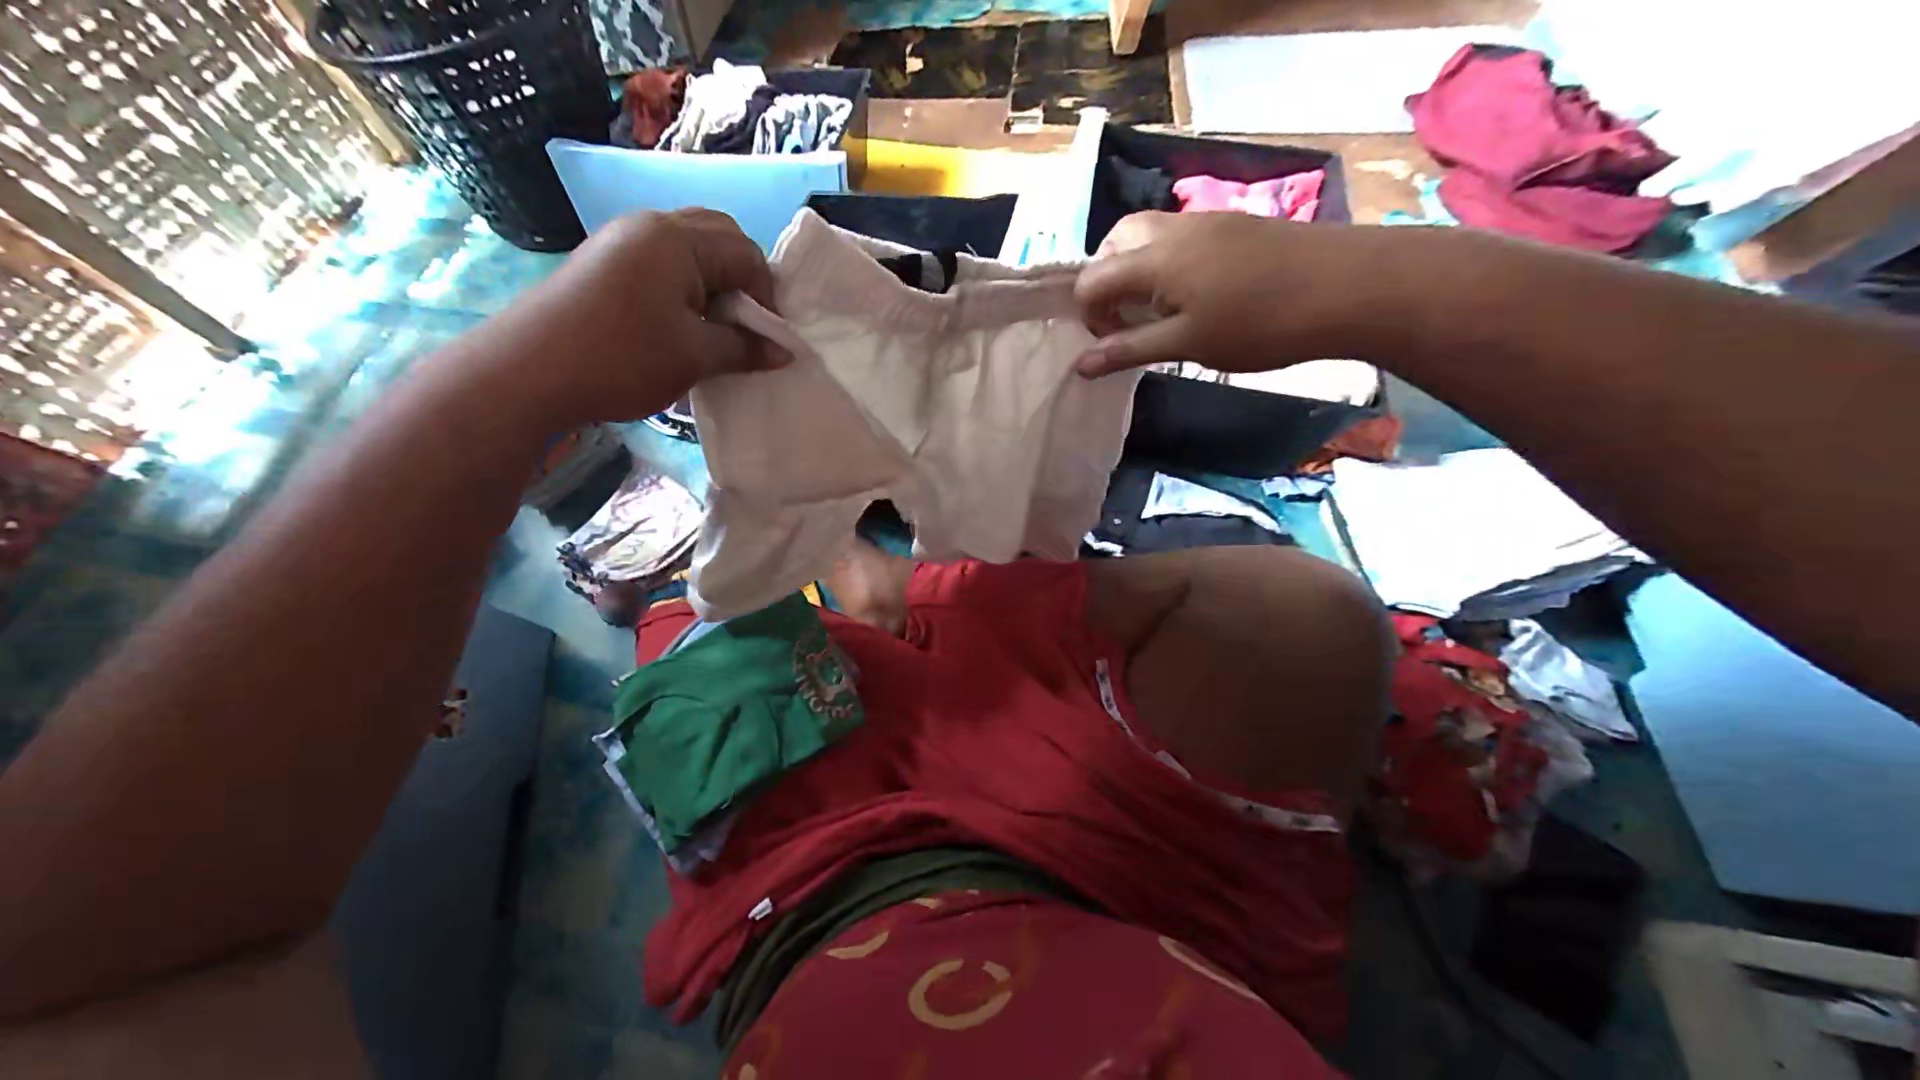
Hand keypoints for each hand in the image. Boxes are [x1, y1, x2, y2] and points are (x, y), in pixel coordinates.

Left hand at [463, 208, 784, 430]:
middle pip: (719, 237)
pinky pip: (661, 263)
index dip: (766, 297)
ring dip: (712, 284)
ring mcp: (621, 240)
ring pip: (689, 249)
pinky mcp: (603, 262)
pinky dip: (684, 287)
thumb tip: (784, 351)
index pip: (746, 253)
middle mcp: (650, 225)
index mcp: (677, 239)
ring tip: (712, 329)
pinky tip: (678, 326)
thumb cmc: (622, 359)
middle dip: (742, 280)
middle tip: (743, 325)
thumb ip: (745, 348)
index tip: (767, 339)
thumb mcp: (695, 357)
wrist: (526, 373)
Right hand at [1073, 211, 1409, 376]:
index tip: (1112, 342)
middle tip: (1126, 319)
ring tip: (1157, 308)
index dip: (1089, 314)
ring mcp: (1205, 222)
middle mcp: (1172, 229)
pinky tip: (1192, 294)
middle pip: (1114, 243)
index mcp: (1154, 257)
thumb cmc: (1259, 324)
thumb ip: (1129, 350)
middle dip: (1106, 280)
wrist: (1347, 286)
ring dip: (1136, 268)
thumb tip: (1080, 366)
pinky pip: (1177, 237)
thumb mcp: (1187, 344)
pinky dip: (1165, 262)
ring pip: (1147, 235)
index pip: (1092, 277)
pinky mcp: (1231, 226)